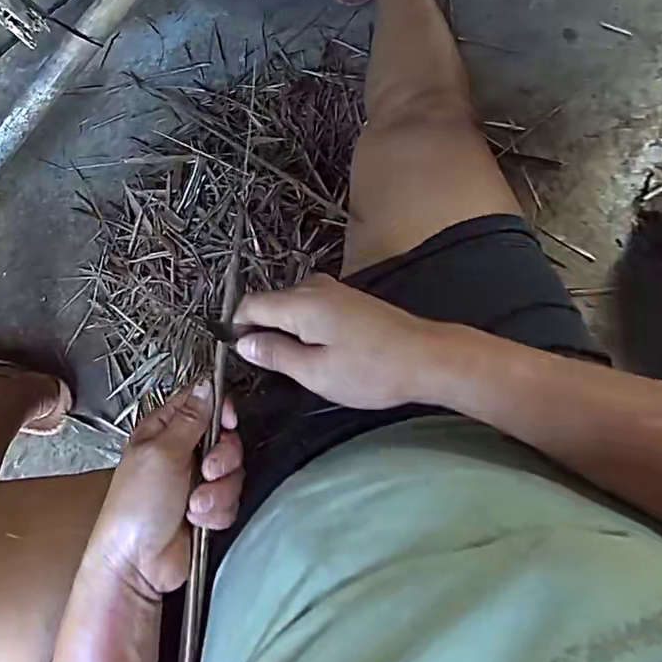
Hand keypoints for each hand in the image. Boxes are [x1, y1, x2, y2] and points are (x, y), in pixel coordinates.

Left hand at [85, 384, 242, 600]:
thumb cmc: (135, 506)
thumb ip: (190, 418)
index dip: (219, 407)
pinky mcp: (207, 506)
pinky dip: (216, 510)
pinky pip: (230, 498)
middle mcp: (182, 450)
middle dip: (223, 457)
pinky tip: (196, 519)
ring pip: (231, 470)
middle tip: (207, 470)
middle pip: (225, 436)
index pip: (201, 401)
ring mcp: (195, 479)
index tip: (228, 420)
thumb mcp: (162, 452)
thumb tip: (205, 385)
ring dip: (218, 490)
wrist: (136, 565)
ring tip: (194, 504)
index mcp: (165, 428)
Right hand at [233, 273, 473, 409]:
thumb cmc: (373, 369)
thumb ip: (275, 355)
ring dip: (282, 328)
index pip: (250, 305)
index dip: (237, 327)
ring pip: (290, 304)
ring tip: (292, 363)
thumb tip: (245, 345)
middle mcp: (313, 287)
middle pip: (269, 302)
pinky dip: (302, 325)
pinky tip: (316, 350)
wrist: (425, 357)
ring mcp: (332, 289)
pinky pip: (309, 305)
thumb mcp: (315, 373)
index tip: (235, 352)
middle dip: (260, 329)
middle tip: (265, 366)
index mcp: (300, 303)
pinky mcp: (346, 297)